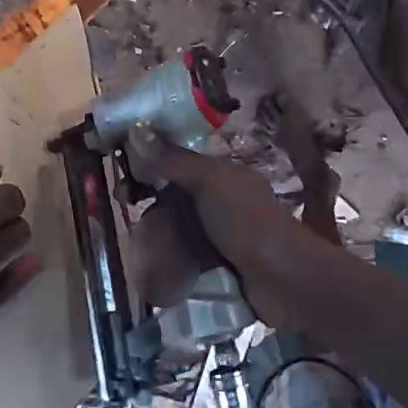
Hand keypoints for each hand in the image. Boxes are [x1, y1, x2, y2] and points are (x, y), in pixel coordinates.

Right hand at [125, 127, 324, 323]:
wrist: (284, 279)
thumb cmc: (247, 221)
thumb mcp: (209, 183)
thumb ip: (173, 159)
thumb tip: (136, 127)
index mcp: (220, 175)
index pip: (176, 164)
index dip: (148, 168)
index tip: (122, 180)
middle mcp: (218, 202)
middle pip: (171, 200)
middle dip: (149, 208)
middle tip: (130, 220)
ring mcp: (218, 236)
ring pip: (175, 231)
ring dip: (157, 239)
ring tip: (142, 250)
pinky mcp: (217, 268)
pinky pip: (184, 260)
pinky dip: (170, 264)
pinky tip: (155, 274)